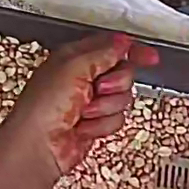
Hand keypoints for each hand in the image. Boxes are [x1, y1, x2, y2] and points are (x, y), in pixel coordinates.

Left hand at [0, 33, 160, 177]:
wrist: (38, 146)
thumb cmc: (44, 106)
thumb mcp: (74, 67)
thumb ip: (103, 52)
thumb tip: (123, 42)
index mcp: (75, 57)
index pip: (112, 47)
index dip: (132, 50)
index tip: (150, 57)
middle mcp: (84, 78)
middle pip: (123, 73)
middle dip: (115, 83)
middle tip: (99, 89)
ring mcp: (90, 102)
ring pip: (123, 98)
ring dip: (106, 107)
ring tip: (85, 112)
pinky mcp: (95, 123)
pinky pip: (117, 119)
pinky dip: (102, 124)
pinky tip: (84, 127)